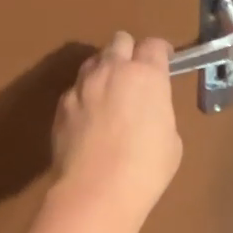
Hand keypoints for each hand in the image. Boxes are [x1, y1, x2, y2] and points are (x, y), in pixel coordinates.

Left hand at [51, 31, 182, 223]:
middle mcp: (112, 71)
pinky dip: (85, 98)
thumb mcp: (171, 140)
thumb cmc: (146, 169)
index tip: (164, 61)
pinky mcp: (61, 106)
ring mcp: (82, 86)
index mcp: (146, 76)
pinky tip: (89, 121)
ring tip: (109, 95)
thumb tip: (148, 112)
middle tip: (135, 75)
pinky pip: (76, 91)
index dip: (160, 52)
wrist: (97, 190)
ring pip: (93, 63)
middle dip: (129, 53)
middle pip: (119, 41)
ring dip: (104, 71)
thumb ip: (159, 113)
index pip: (154, 46)